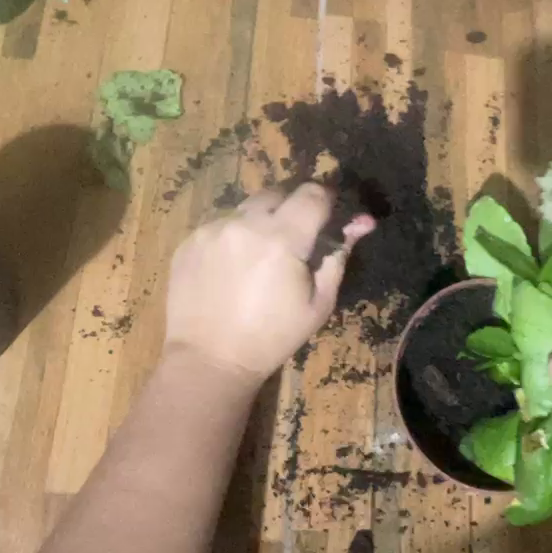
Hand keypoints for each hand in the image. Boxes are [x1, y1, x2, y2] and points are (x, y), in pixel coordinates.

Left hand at [163, 184, 374, 384]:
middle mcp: (244, 224)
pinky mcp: (190, 240)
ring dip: (259, 223)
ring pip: (245, 209)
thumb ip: (337, 257)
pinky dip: (232, 238)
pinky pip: (219, 225)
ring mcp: (212, 229)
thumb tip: (361, 222)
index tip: (328, 216)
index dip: (326, 200)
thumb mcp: (318, 304)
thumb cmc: (272, 338)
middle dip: (291, 208)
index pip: (312, 193)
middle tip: (294, 241)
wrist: (210, 359)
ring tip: (258, 259)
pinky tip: (232, 269)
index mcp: (282, 239)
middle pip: (277, 193)